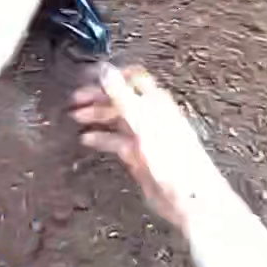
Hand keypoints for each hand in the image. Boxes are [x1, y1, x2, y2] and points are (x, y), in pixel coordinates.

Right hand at [69, 64, 224, 230]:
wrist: (190, 198)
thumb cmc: (173, 158)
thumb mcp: (143, 121)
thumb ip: (122, 94)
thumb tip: (105, 69)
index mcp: (154, 101)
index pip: (130, 77)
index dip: (110, 75)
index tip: (88, 76)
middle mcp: (149, 115)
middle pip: (120, 97)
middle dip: (97, 95)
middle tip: (75, 98)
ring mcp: (144, 135)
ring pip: (116, 118)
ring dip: (96, 115)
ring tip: (76, 116)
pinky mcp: (139, 156)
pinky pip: (116, 141)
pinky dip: (101, 137)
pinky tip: (87, 139)